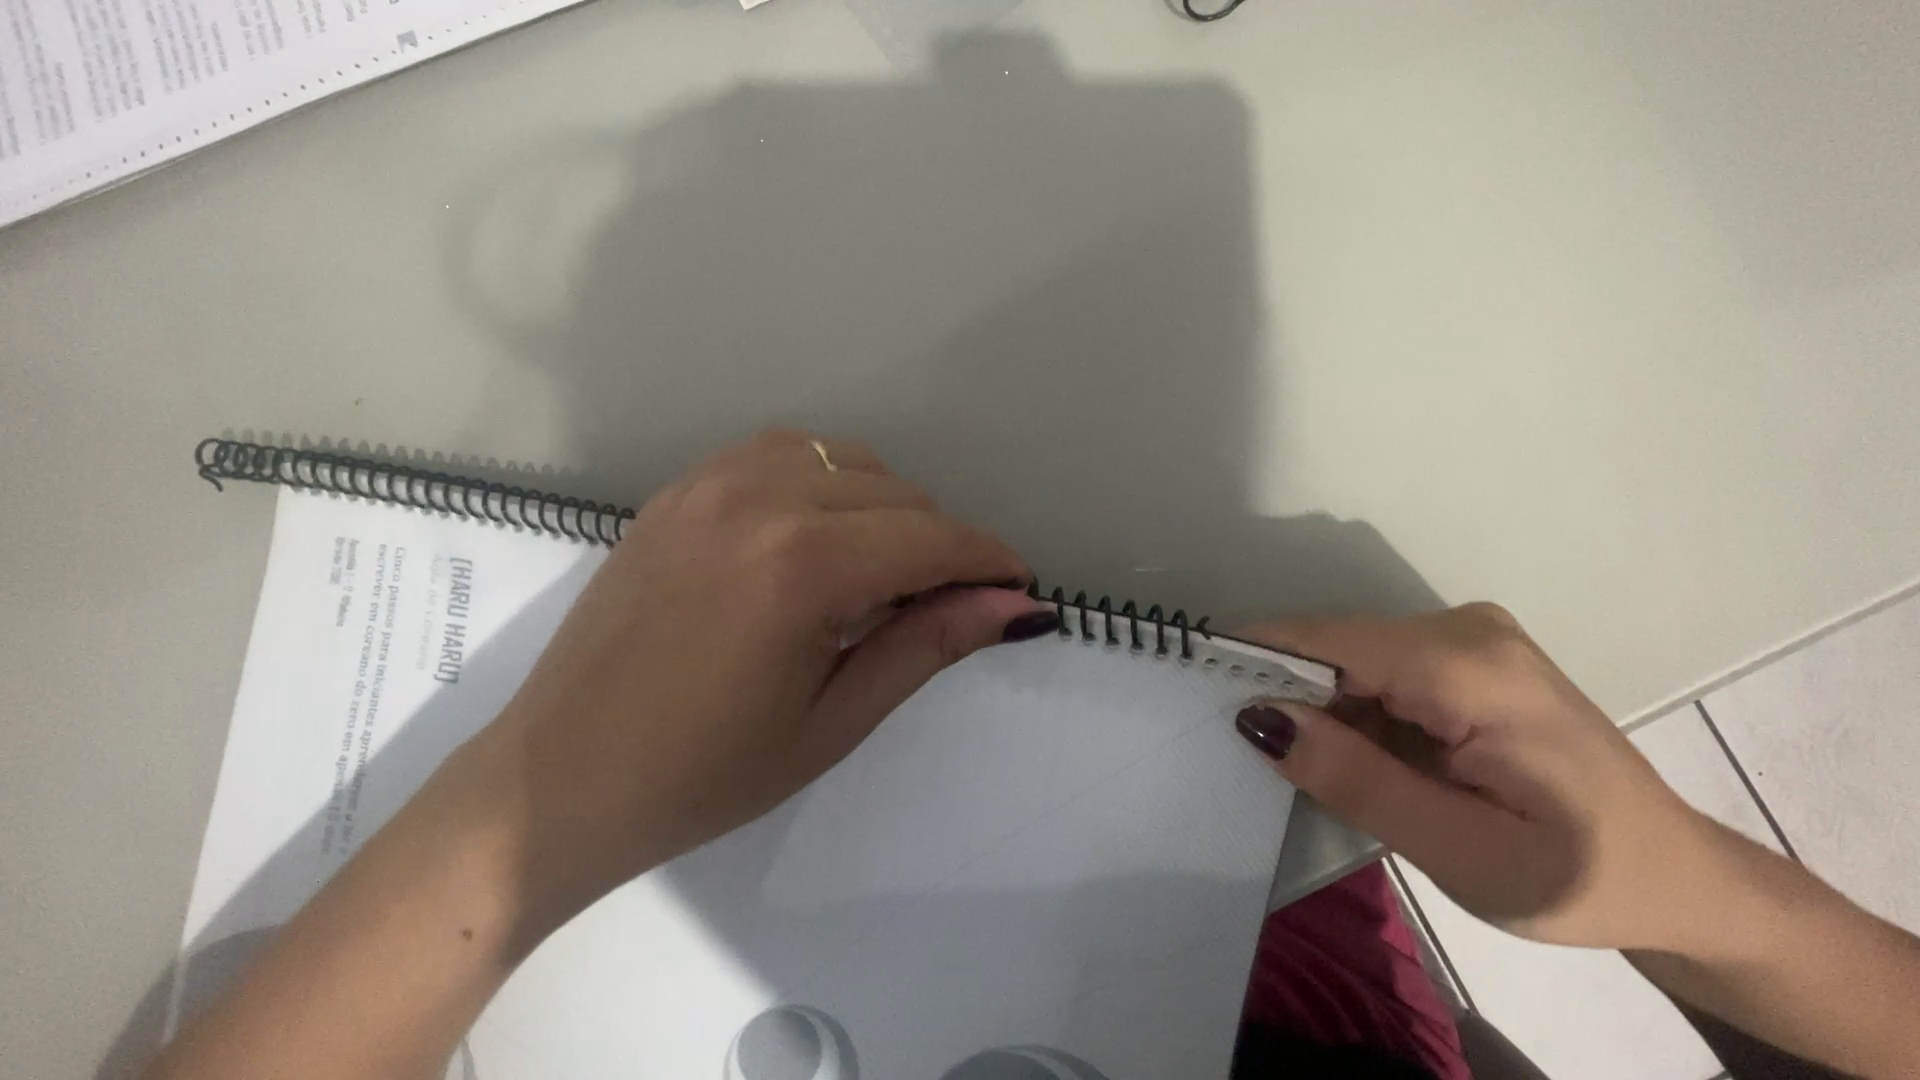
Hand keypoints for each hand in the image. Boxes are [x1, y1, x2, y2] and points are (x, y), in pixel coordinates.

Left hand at [456, 430, 1056, 930]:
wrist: (562, 777)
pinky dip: (825, 485)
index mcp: (802, 566)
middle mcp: (760, 498)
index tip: (1019, 591)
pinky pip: (785, 455)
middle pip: (899, 495)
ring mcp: (712, 482)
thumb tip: (1015, 605)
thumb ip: (927, 644)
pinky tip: (818, 539)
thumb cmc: (705, 774)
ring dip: (886, 511)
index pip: (933, 539)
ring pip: (848, 462)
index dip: (990, 563)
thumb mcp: (833, 720)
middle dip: (941, 547)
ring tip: (877, 579)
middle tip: (940, 610)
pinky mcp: (682, 487)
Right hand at [1236, 603, 1718, 950]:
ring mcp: (1471, 637)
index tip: (1193, 697)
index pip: (1325, 641)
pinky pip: (1379, 669)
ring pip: (1350, 659)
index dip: (1253, 662)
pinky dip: (1354, 712)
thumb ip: (1356, 778)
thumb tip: (1258, 717)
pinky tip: (1365, 760)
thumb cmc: (1577, 876)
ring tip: (1314, 773)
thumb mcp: (1459, 849)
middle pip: (1333, 647)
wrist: (1681, 878)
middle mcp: (1465, 628)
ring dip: (1320, 710)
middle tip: (1256, 763)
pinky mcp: (1470, 656)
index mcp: (1467, 667)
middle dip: (1286, 696)